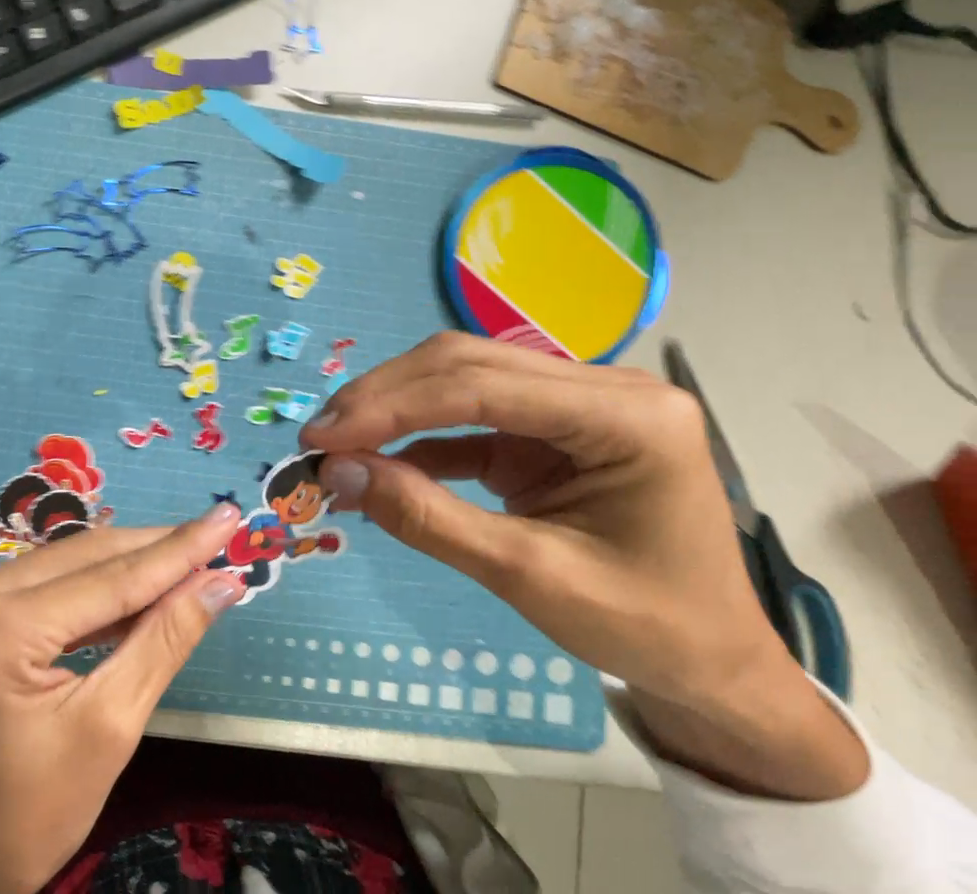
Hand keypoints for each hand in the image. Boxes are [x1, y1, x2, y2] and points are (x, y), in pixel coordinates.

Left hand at [0, 507, 244, 893]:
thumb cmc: (35, 810)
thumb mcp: (109, 726)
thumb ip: (163, 641)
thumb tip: (220, 583)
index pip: (109, 579)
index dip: (177, 550)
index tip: (229, 518)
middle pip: (83, 560)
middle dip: (155, 552)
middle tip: (221, 534)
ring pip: (64, 566)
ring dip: (127, 567)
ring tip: (193, 559)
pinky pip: (41, 585)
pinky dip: (91, 590)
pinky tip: (140, 589)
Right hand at [299, 333, 866, 800]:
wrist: (711, 664)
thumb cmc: (643, 626)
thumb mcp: (527, 575)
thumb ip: (427, 517)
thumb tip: (333, 472)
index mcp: (629, 415)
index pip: (484, 386)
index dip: (390, 405)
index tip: (319, 438)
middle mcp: (608, 388)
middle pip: (468, 364)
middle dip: (383, 397)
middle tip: (316, 439)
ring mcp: (579, 404)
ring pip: (462, 378)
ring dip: (393, 406)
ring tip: (335, 443)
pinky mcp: (552, 429)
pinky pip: (470, 416)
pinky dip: (416, 434)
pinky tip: (375, 459)